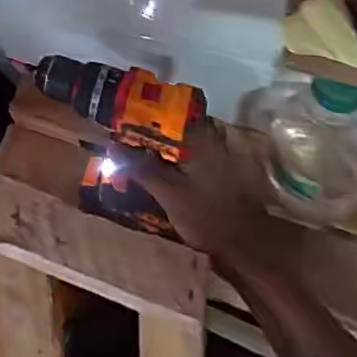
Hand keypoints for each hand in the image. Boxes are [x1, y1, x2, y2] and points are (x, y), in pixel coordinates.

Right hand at [126, 120, 280, 262]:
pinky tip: (154, 173)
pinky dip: (170, 162)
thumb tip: (111, 146)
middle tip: (121, 142)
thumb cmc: (206, 214)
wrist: (244, 243)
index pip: (166, 113)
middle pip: (171, 128)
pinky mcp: (215, 171)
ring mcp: (214, 154)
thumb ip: (141, 168)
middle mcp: (209, 138)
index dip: (141, 116)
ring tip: (132, 156)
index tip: (119, 123)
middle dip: (147, 134)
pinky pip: (186, 157)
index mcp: (198, 136)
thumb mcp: (168, 192)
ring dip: (157, 150)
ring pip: (178, 144)